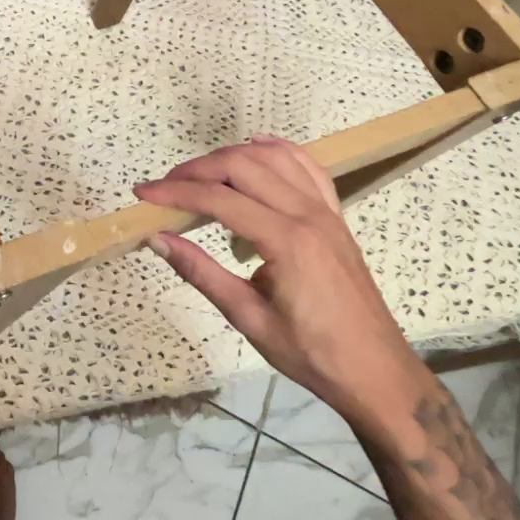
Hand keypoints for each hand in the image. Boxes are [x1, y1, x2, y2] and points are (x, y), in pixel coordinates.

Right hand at [133, 136, 431, 438]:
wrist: (377, 372)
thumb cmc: (311, 353)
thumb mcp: (247, 317)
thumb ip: (200, 271)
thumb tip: (155, 239)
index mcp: (287, 242)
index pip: (219, 199)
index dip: (175, 192)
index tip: (142, 194)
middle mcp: (308, 216)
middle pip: (244, 166)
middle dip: (197, 169)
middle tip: (164, 187)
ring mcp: (326, 212)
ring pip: (274, 158)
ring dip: (231, 155)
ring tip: (198, 174)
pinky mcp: (335, 217)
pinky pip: (307, 167)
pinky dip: (278, 150)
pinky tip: (255, 147)